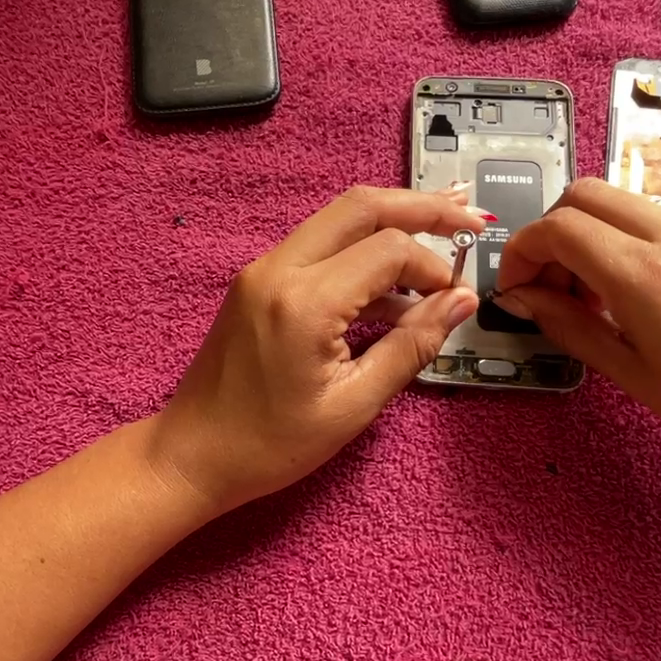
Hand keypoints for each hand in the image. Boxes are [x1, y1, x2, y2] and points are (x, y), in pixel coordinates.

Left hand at [150, 186, 484, 513]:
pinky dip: (358, 256)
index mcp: (303, 301)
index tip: (454, 298)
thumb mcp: (353, 404)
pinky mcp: (256, 283)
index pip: (388, 248)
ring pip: (336, 221)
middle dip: (420, 207)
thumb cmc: (269, 444)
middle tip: (469, 219)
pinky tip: (391, 293)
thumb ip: (411, 345)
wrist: (191, 454)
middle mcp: (278, 269)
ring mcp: (261, 271)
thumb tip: (461, 301)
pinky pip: (316, 250)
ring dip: (389, 227)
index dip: (433, 265)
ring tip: (440, 246)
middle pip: (360, 207)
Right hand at [493, 178, 660, 496]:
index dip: (520, 252)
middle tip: (549, 288)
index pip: (557, 227)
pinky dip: (624, 239)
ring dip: (587, 234)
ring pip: (621, 201)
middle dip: (549, 233)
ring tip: (592, 298)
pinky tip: (635, 294)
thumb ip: (572, 327)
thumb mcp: (637, 376)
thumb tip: (523, 298)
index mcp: (646, 273)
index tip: (514, 290)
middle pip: (583, 194)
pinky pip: (657, 217)